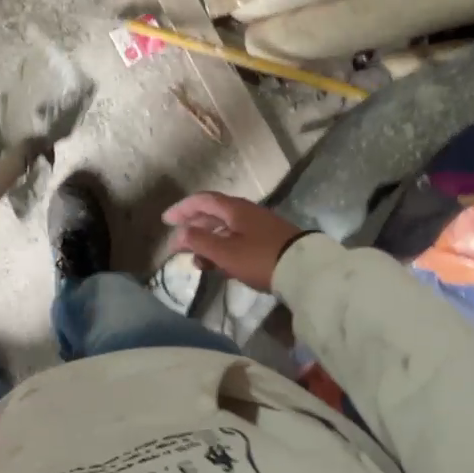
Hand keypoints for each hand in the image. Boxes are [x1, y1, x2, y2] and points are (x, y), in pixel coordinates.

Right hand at [163, 192, 304, 291]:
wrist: (307, 271)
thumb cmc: (261, 258)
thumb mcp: (226, 253)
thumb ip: (200, 241)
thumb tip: (179, 233)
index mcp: (233, 208)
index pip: (201, 201)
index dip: (182, 209)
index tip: (166, 221)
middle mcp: (245, 211)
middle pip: (212, 214)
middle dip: (193, 228)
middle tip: (178, 244)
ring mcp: (258, 226)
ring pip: (225, 229)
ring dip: (208, 242)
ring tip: (197, 262)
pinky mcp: (268, 241)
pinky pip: (237, 239)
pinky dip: (223, 249)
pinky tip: (220, 266)